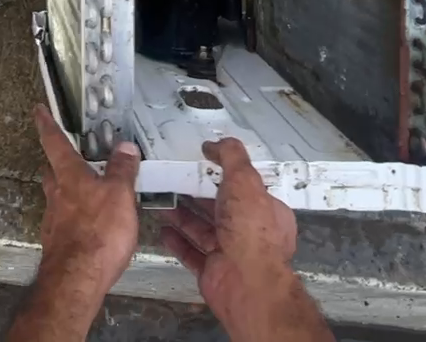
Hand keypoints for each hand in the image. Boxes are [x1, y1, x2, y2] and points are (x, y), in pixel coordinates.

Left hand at [8, 104, 140, 339]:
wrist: (76, 279)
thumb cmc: (98, 231)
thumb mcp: (119, 195)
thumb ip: (122, 170)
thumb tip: (125, 146)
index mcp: (69, 174)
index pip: (54, 140)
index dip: (46, 123)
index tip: (38, 109)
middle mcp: (56, 192)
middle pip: (51, 169)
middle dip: (57, 161)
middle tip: (66, 156)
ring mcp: (53, 218)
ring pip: (56, 195)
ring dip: (66, 190)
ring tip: (84, 192)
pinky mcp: (57, 242)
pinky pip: (63, 220)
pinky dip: (72, 216)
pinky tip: (85, 225)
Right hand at [160, 138, 332, 341]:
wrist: (246, 283)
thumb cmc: (250, 228)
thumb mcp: (245, 180)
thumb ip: (230, 156)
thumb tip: (214, 144)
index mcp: (266, 212)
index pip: (245, 188)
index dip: (225, 174)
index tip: (202, 163)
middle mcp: (249, 232)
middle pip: (218, 208)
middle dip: (195, 194)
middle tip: (172, 178)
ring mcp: (230, 253)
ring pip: (201, 228)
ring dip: (180, 214)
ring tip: (159, 199)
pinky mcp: (211, 271)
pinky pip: (190, 251)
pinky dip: (176, 240)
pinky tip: (161, 228)